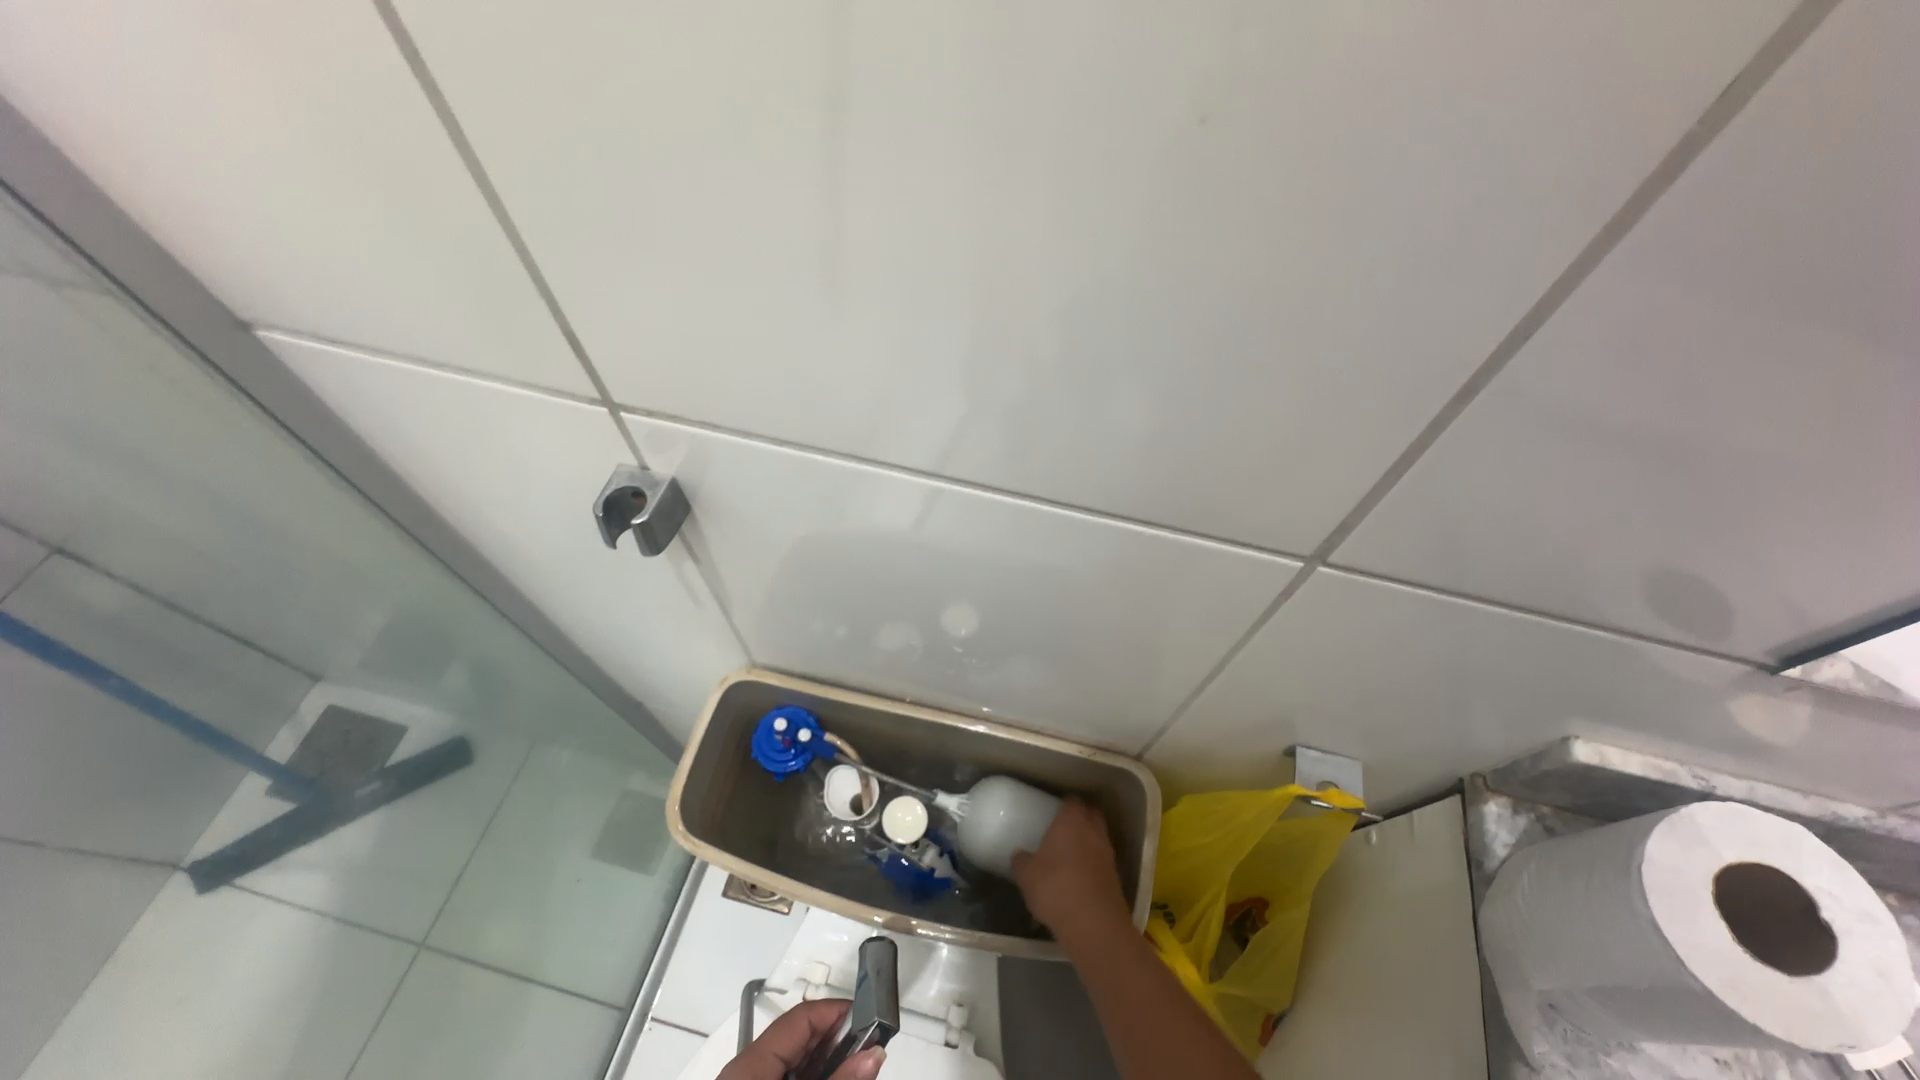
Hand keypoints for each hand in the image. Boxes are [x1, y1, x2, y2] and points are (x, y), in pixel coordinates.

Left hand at [717, 999, 884, 1079]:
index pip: (801, 1017)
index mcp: (751, 1062)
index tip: (872, 1021)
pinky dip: (814, 1075)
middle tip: (870, 1051)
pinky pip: (789, 1075)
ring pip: (796, 1059)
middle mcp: (746, 1067)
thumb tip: (876, 1053)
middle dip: (838, 1040)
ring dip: (829, 1060)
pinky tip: (834, 1078)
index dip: (838, 1012)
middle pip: (799, 1036)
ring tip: (855, 1069)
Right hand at [1010, 798, 1132, 938]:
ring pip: (1099, 838)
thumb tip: (1020, 855)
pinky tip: (1078, 877)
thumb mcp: (1026, 875)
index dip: (1064, 803)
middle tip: (1063, 827)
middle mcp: (1093, 831)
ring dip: (1088, 842)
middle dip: (1081, 817)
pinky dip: (1092, 864)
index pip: (1072, 801)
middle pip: (1091, 814)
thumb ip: (1022, 861)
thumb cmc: (1055, 887)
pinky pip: (1102, 861)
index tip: (1053, 809)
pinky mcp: (1115, 877)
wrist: (1093, 923)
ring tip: (1070, 854)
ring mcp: (1108, 854)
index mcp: (1071, 821)